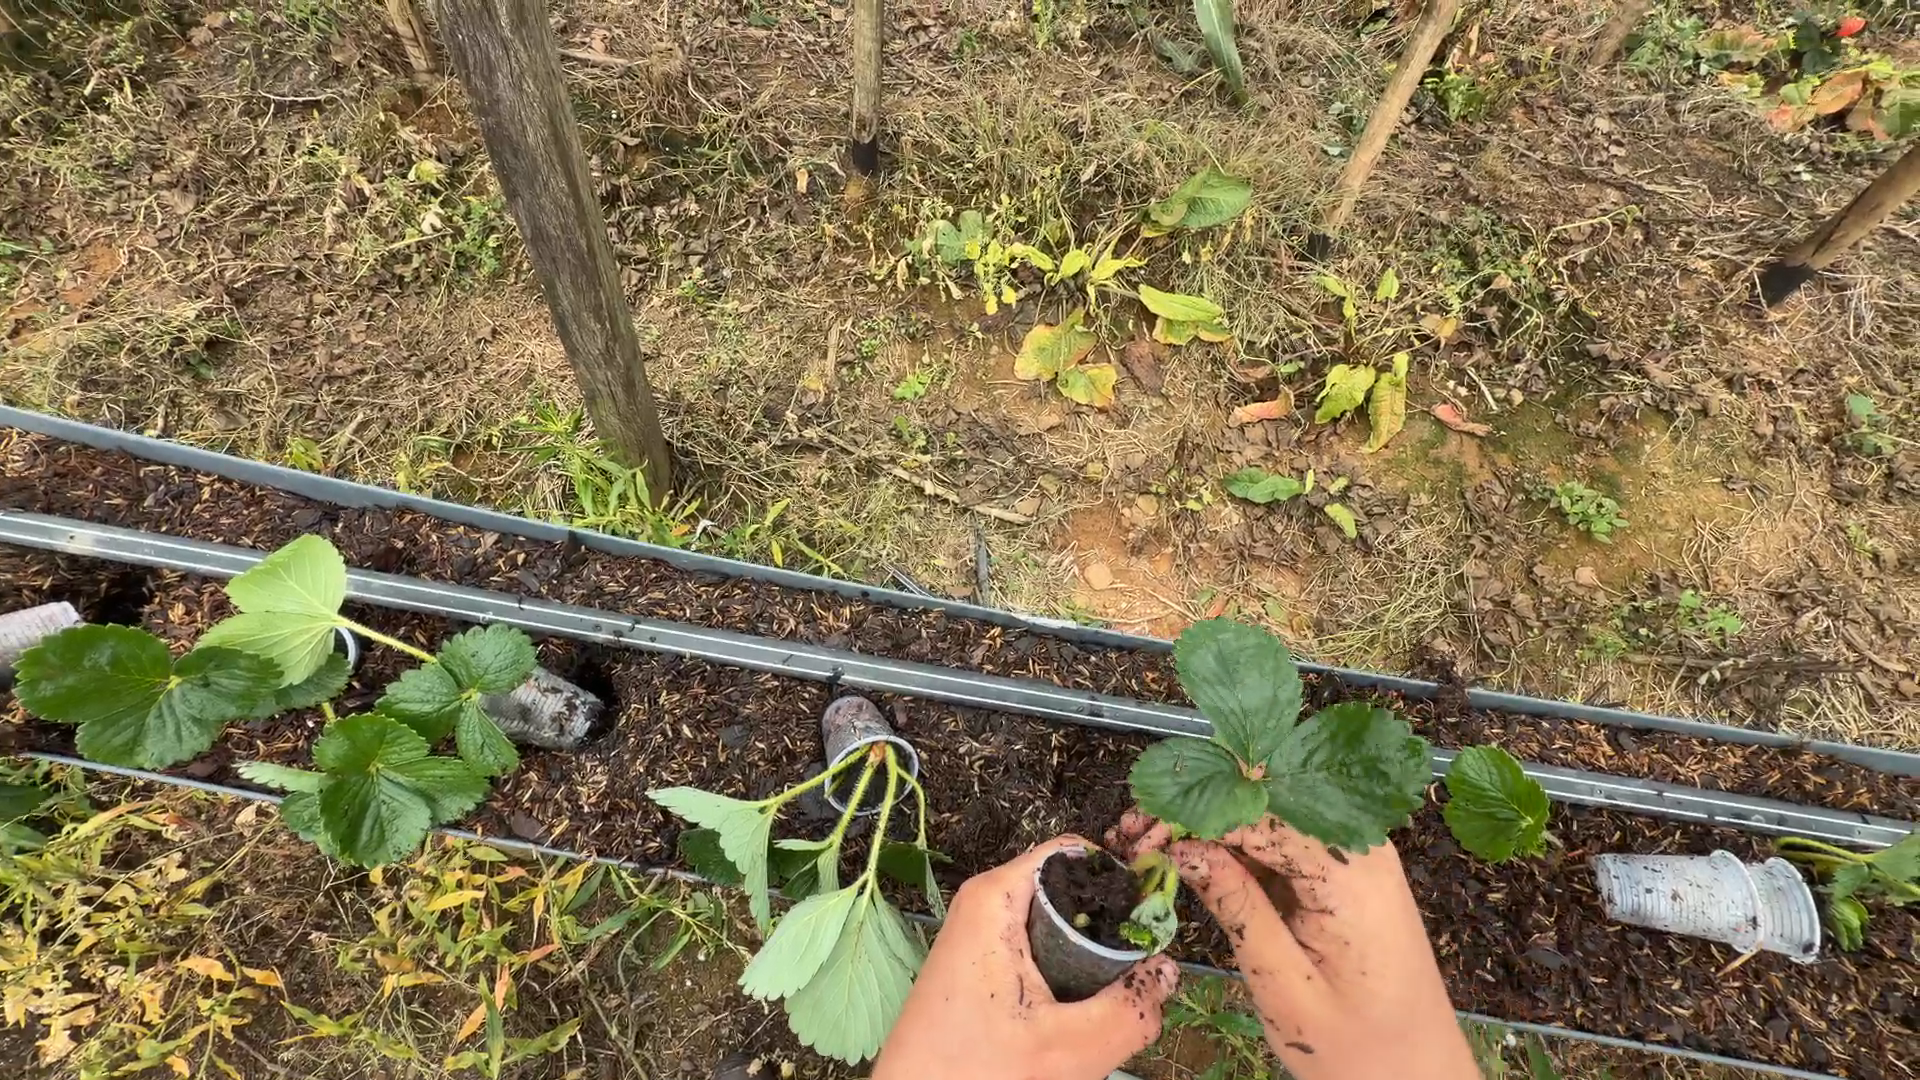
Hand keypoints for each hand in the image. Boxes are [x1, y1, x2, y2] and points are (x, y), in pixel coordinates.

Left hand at [872, 835, 1179, 1079]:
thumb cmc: (976, 1073)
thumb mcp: (1066, 1049)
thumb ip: (1127, 1010)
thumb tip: (1169, 970)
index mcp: (995, 895)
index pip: (1068, 851)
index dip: (1114, 874)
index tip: (1149, 912)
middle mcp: (983, 898)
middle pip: (1061, 883)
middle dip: (1103, 918)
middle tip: (1137, 960)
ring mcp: (976, 927)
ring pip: (1048, 916)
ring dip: (1083, 945)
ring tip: (1113, 986)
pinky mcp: (975, 955)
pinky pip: (1030, 940)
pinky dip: (1060, 962)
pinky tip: (1077, 1003)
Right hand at [1112, 812, 1477, 1079]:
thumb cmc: (1357, 1053)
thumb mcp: (1283, 985)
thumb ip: (1235, 905)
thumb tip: (1180, 845)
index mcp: (1349, 869)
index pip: (1253, 813)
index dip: (1188, 818)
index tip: (1136, 839)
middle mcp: (1352, 841)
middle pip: (1255, 803)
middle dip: (1188, 812)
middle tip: (1131, 835)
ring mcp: (1346, 851)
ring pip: (1259, 817)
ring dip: (1202, 826)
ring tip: (1148, 843)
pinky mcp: (1335, 867)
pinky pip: (1272, 841)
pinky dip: (1227, 846)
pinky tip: (1188, 854)